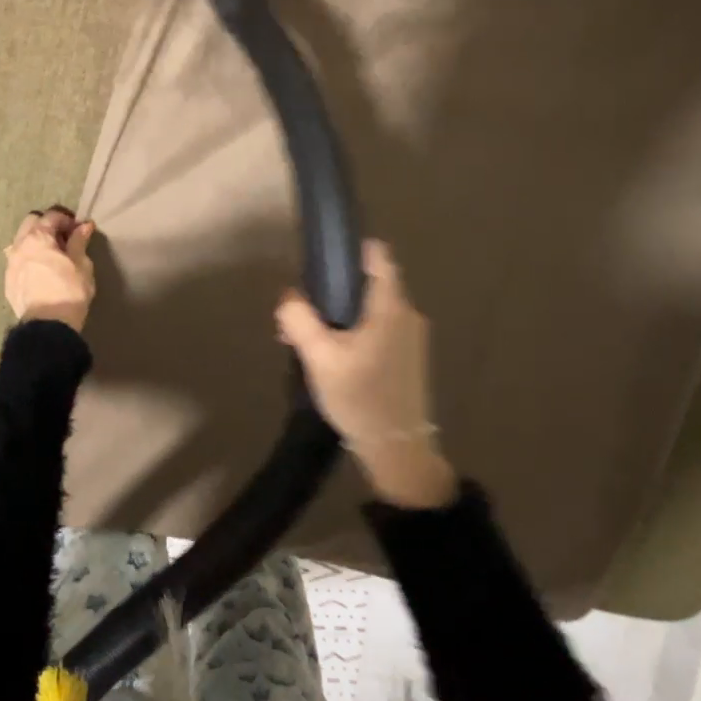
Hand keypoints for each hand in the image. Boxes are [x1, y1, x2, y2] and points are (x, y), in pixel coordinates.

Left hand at [4, 208, 95, 331]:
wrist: (48, 326)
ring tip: (50, 256)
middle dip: (47, 225)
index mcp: (37, 237)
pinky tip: (39, 271)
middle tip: (64, 239)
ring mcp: (10, 264)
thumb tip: (84, 226)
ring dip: (34, 242)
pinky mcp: (8, 282)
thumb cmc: (69, 291)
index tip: (78, 229)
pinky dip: (28, 259)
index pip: (51, 216)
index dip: (67, 219)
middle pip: (30, 223)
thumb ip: (79, 242)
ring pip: (20, 242)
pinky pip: (17, 261)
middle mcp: (19, 246)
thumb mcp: (81, 264)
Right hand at [276, 240, 456, 508]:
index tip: (320, 256)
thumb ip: (299, 320)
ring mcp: (411, 339)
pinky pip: (376, 331)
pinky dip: (352, 335)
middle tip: (300, 313)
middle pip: (366, 285)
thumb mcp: (320, 358)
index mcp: (391, 307)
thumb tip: (289, 296)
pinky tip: (330, 359)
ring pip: (368, 310)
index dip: (350, 248)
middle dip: (331, 292)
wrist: (399, 451)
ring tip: (307, 341)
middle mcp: (407, 315)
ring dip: (338, 318)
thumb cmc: (361, 398)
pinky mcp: (407, 359)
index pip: (377, 256)